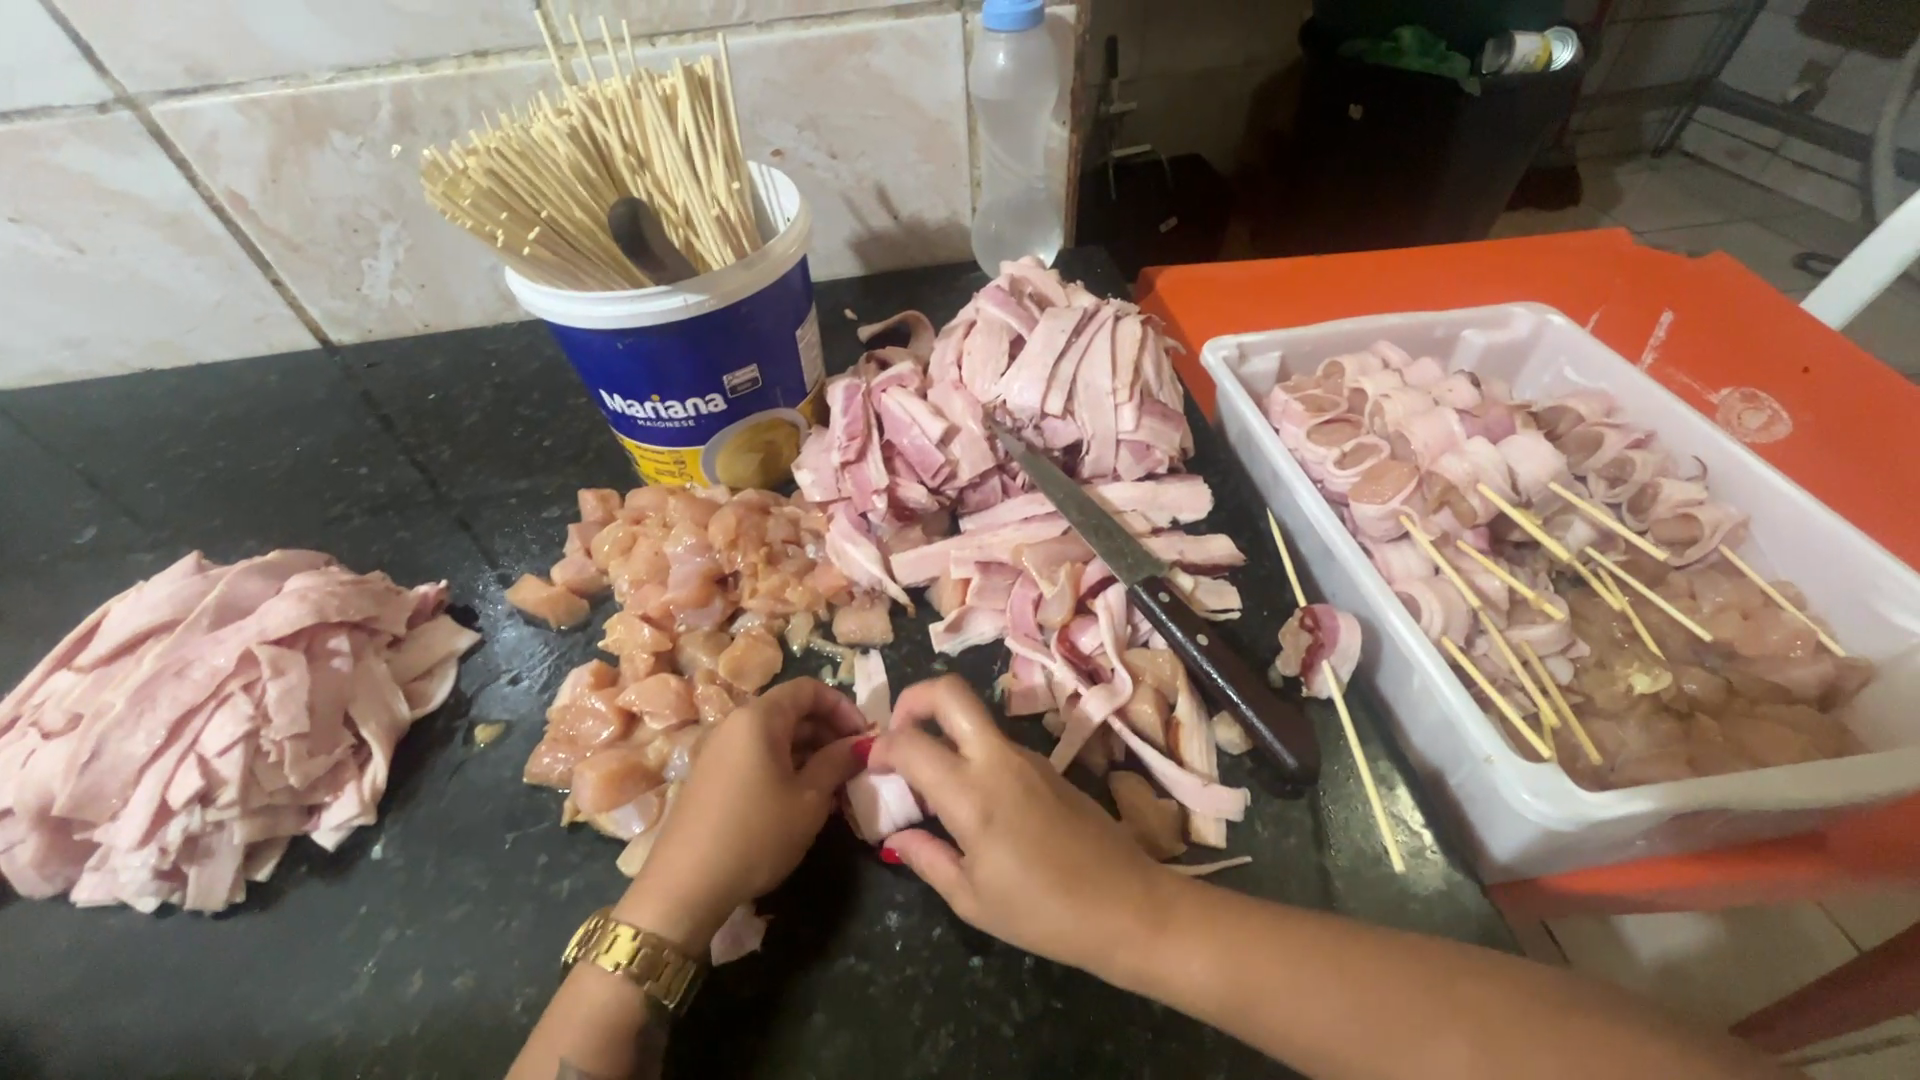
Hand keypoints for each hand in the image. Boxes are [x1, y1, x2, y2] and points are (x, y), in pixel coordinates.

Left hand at [616, 677, 867, 947]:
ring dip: (809, 752)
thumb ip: (837, 762)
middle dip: (828, 732)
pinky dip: (785, 766)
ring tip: (835, 786)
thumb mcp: (809, 799)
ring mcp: (719, 750)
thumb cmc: (756, 834)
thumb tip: (860, 744)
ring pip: (775, 736)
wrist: (685, 886)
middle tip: (854, 765)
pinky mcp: (711, 776)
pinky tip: (802, 799)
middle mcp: (735, 724)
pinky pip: (757, 756)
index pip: (808, 689)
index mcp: (759, 717)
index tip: (864, 737)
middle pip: (791, 710)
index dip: (842, 706)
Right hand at [869, 675, 1165, 974]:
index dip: (880, 747)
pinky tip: (972, 799)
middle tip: (898, 734)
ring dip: (944, 731)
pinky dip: (971, 753)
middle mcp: (999, 760)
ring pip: (975, 718)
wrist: (1127, 905)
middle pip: (950, 692)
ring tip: (930, 780)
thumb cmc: (1043, 913)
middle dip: (913, 699)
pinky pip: (998, 744)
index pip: (910, 743)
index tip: (870, 767)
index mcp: (972, 794)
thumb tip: (894, 836)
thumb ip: (926, 858)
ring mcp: (1028, 757)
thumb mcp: (972, 899)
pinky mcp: (1048, 765)